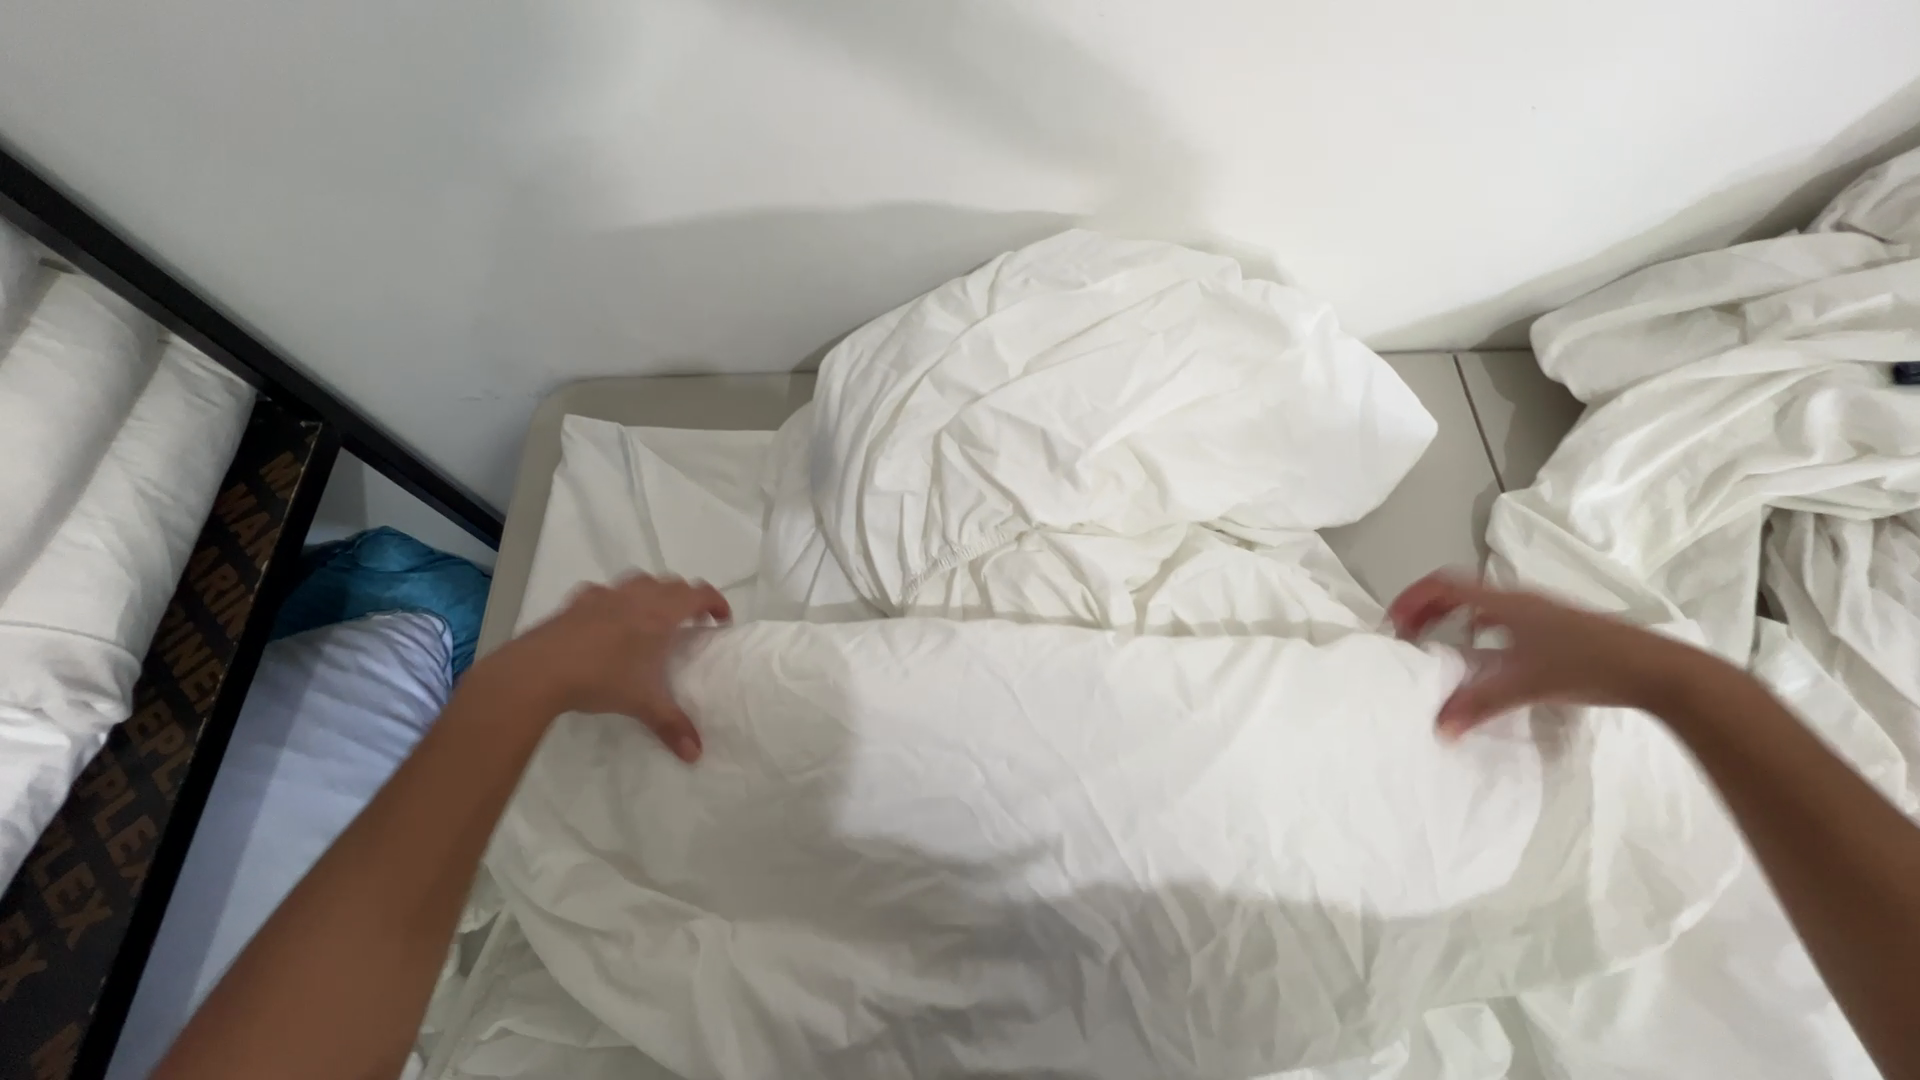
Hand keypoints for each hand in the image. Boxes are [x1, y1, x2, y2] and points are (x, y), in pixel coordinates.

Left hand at [485, 574, 730, 760]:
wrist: (538, 670)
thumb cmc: (600, 680)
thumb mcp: (642, 704)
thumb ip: (672, 725)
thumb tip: (696, 754)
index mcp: (661, 615)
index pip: (699, 595)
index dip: (716, 603)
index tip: (721, 620)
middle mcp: (637, 598)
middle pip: (672, 583)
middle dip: (686, 598)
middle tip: (690, 622)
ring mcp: (605, 596)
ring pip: (639, 580)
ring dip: (653, 592)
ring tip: (652, 615)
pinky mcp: (577, 602)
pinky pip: (604, 592)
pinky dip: (614, 599)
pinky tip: (607, 618)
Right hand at [1388, 572, 1711, 738]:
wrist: (1660, 670)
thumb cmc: (1587, 666)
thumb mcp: (1525, 686)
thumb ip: (1478, 705)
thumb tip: (1439, 728)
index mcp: (1503, 603)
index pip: (1443, 585)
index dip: (1411, 599)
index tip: (1394, 624)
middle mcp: (1517, 599)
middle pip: (1457, 591)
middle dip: (1426, 609)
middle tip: (1408, 635)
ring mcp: (1539, 610)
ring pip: (1480, 603)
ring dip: (1451, 617)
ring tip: (1438, 643)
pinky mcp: (1556, 625)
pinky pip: (1500, 616)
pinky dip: (1476, 627)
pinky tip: (1484, 654)